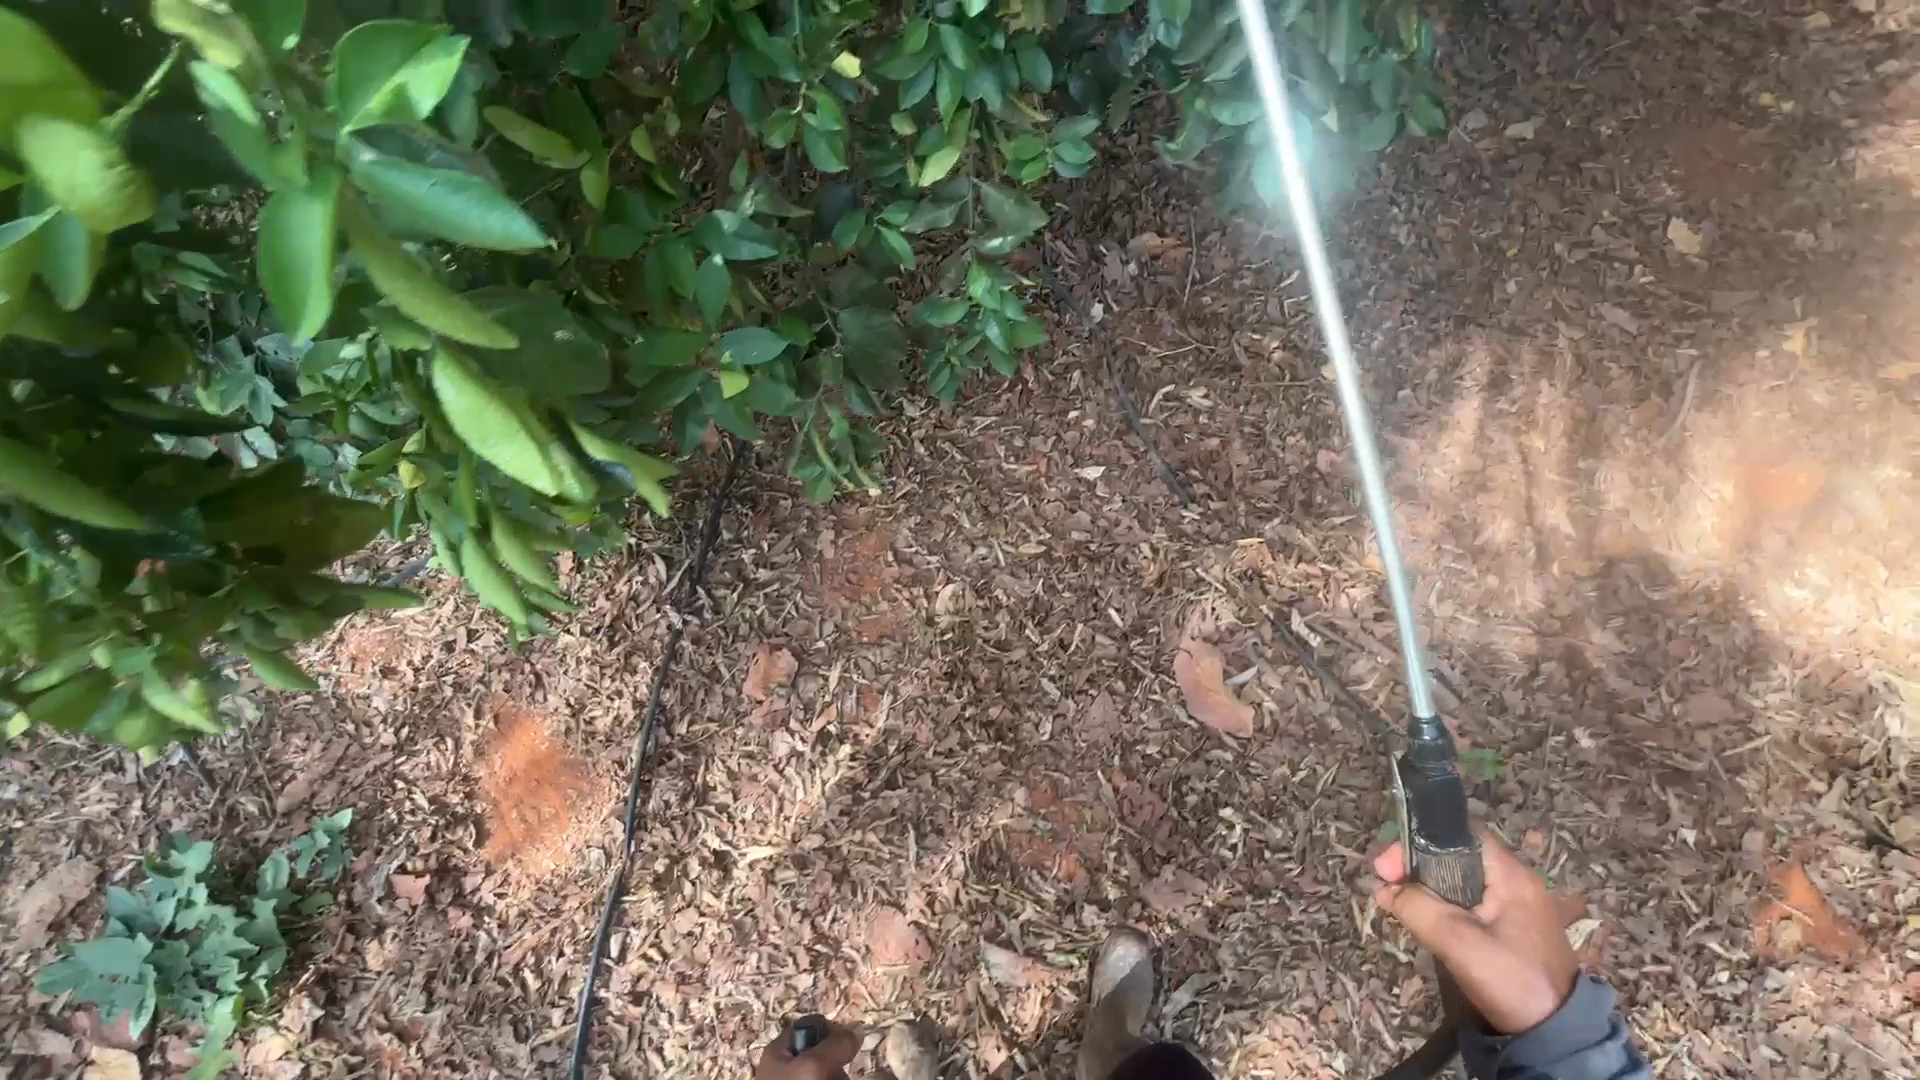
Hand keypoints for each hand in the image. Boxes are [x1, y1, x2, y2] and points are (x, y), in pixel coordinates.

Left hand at [754, 1018, 859, 1079]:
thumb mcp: (813, 1066)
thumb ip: (836, 1044)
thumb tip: (858, 1030)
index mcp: (781, 1051)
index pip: (812, 1026)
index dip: (832, 1030)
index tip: (848, 1044)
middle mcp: (788, 1068)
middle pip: (824, 1053)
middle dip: (838, 1064)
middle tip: (841, 1076)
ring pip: (830, 1075)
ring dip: (840, 1079)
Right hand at [1372, 834, 1579, 1034]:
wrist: (1560, 1039)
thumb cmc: (1512, 980)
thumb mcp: (1458, 941)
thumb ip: (1417, 907)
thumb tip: (1385, 890)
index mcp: (1511, 876)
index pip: (1458, 834)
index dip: (1418, 841)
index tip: (1389, 867)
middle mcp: (1516, 883)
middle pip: (1455, 856)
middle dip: (1416, 866)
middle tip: (1387, 885)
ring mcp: (1517, 908)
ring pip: (1459, 881)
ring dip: (1426, 889)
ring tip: (1399, 904)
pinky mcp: (1513, 929)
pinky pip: (1469, 904)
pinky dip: (1443, 906)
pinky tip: (1426, 921)